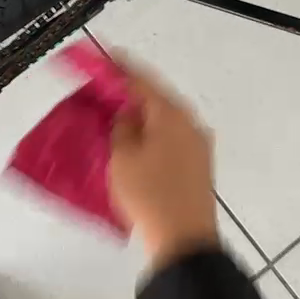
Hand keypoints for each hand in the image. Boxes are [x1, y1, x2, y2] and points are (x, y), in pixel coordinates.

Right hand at [108, 58, 219, 269]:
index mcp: (172, 114)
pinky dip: (149, 134)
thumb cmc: (150, 195)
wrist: (184, 242)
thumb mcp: (122, 156)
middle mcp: (190, 124)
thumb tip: (126, 114)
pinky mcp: (196, 166)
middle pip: (155, 98)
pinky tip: (132, 141)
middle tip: (102, 88)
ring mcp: (197, 146)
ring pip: (162, 119)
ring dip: (139, 115)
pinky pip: (168, 138)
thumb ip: (122, 126)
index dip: (118, 67)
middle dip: (128, 92)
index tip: (103, 55)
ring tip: (112, 115)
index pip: (141, 80)